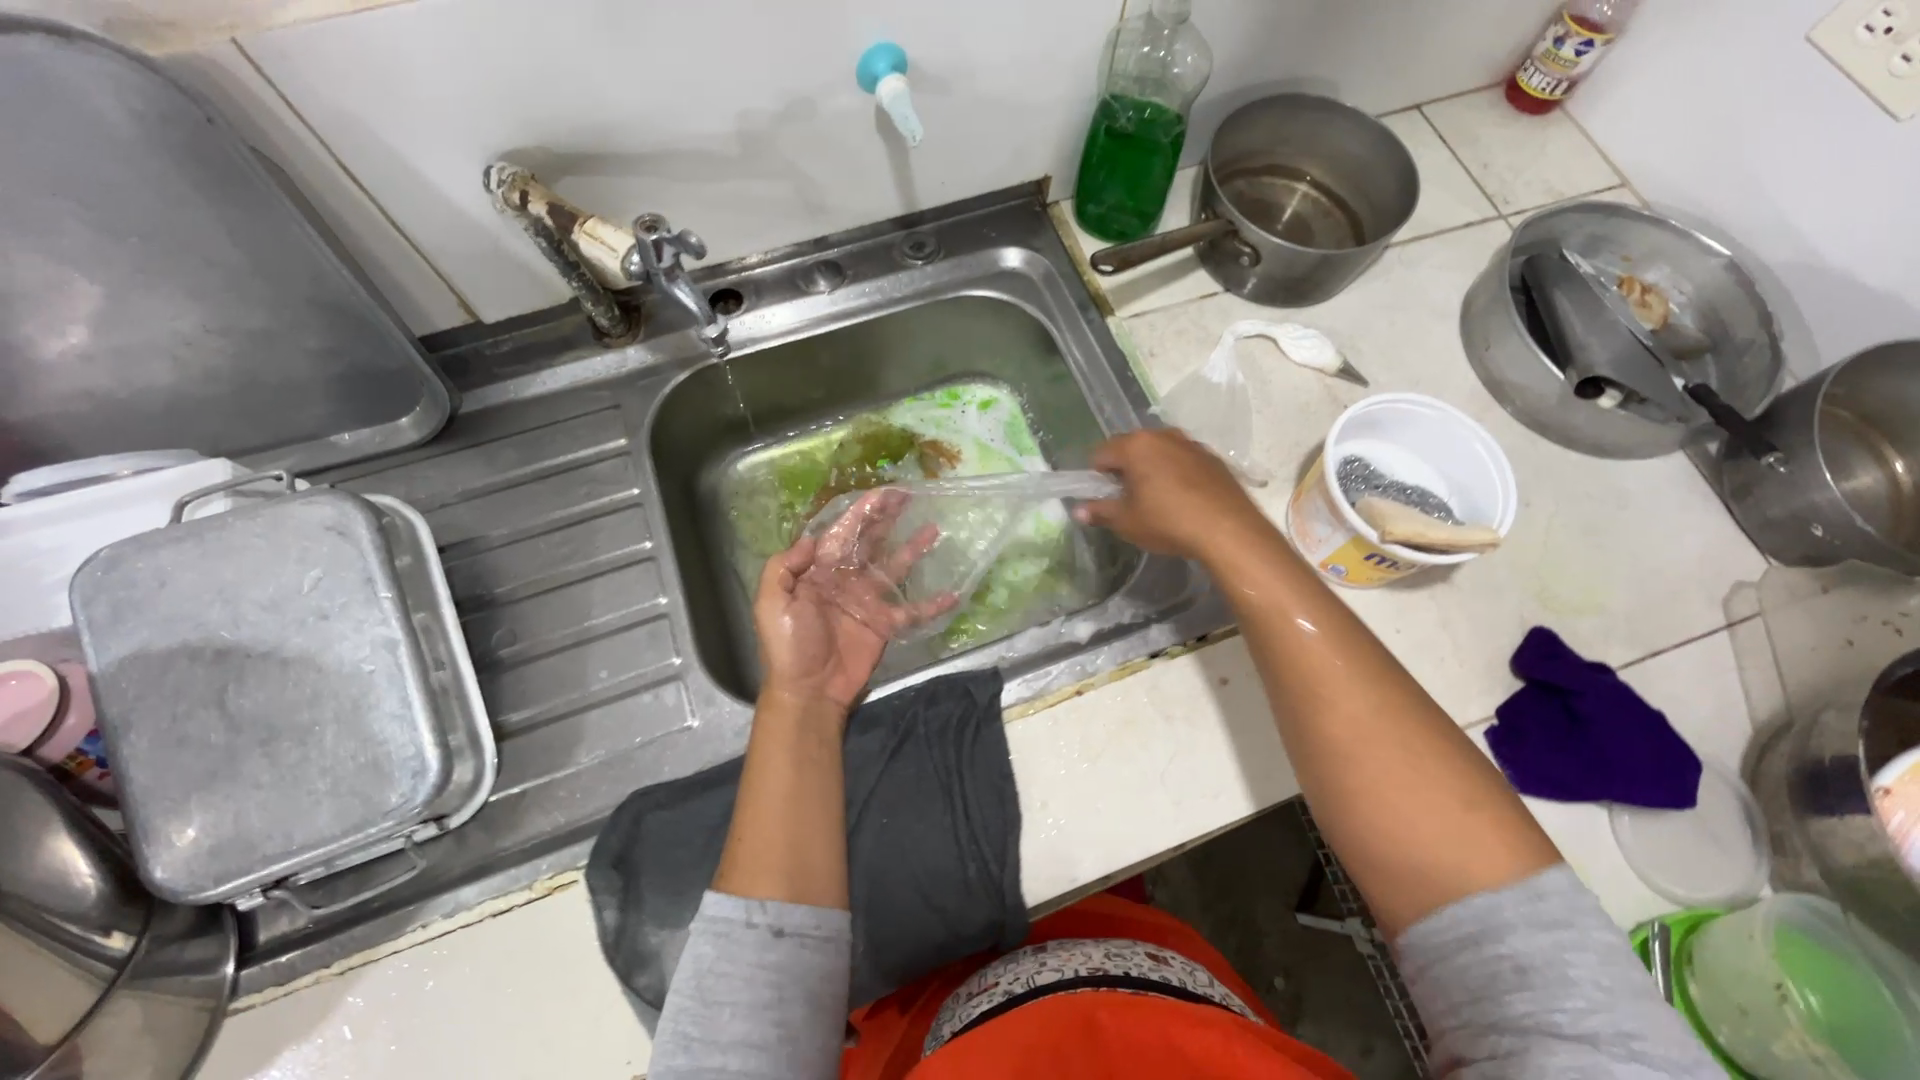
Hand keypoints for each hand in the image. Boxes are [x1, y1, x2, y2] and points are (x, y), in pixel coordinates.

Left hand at [753, 489, 956, 712]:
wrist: (808, 691)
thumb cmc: (788, 646)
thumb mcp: (773, 603)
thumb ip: (785, 567)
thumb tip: (812, 539)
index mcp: (818, 570)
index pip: (842, 533)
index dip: (862, 512)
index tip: (885, 493)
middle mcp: (844, 579)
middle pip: (870, 542)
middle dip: (887, 519)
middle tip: (910, 497)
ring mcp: (867, 601)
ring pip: (894, 568)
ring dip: (912, 549)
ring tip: (933, 529)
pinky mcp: (883, 624)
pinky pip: (911, 610)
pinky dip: (931, 604)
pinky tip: (953, 594)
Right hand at [1073, 429, 1271, 561]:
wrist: (1229, 529)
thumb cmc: (1168, 522)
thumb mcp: (1127, 522)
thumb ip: (1100, 512)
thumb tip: (1078, 511)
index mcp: (1136, 445)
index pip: (1100, 453)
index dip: (1096, 477)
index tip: (1104, 499)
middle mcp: (1163, 435)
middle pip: (1131, 448)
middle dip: (1125, 470)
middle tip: (1129, 501)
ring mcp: (1191, 443)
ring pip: (1160, 452)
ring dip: (1152, 470)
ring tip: (1158, 501)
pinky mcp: (1214, 458)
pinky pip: (1183, 461)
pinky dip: (1177, 474)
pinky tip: (1184, 500)